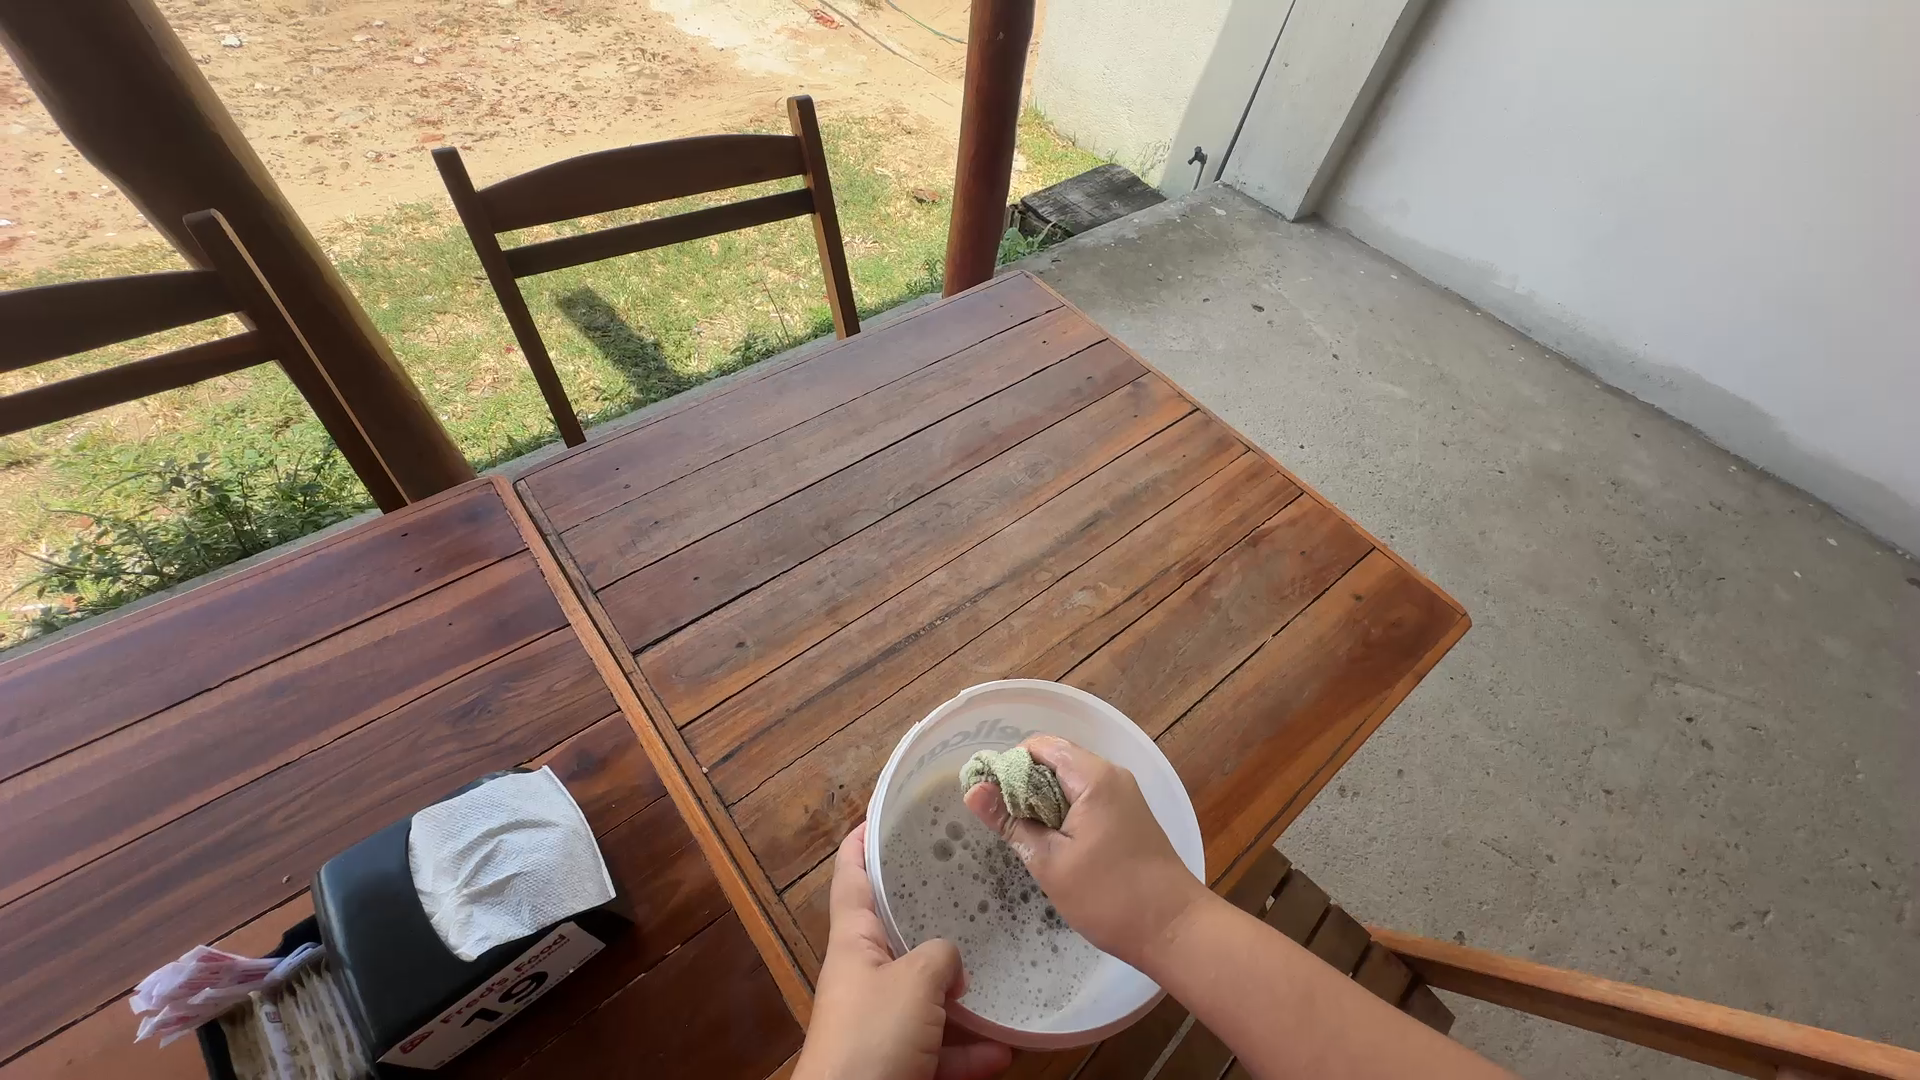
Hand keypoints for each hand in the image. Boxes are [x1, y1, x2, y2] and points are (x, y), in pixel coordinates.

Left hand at [794, 824, 1011, 1079]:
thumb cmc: (872, 1039)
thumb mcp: (914, 981)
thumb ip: (940, 955)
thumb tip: (950, 961)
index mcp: (853, 942)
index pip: (850, 875)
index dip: (861, 841)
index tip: (881, 813)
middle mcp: (864, 975)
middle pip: (896, 932)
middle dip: (931, 916)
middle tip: (966, 888)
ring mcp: (879, 1022)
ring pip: (924, 996)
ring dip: (962, 998)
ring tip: (1000, 985)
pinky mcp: (894, 1064)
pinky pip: (935, 1048)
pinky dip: (966, 1051)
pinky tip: (1002, 1051)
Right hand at [963, 736, 1208, 970]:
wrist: (1176, 930)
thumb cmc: (1110, 896)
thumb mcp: (1050, 862)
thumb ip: (1010, 822)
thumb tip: (973, 790)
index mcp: (1093, 776)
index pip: (1039, 745)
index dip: (1008, 765)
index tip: (992, 800)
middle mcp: (1111, 775)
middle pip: (1055, 759)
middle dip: (1023, 784)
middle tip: (1005, 822)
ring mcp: (1123, 794)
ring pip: (1070, 780)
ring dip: (1043, 800)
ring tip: (1026, 835)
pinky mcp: (1128, 815)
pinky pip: (1086, 796)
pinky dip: (1064, 810)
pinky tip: (1054, 842)